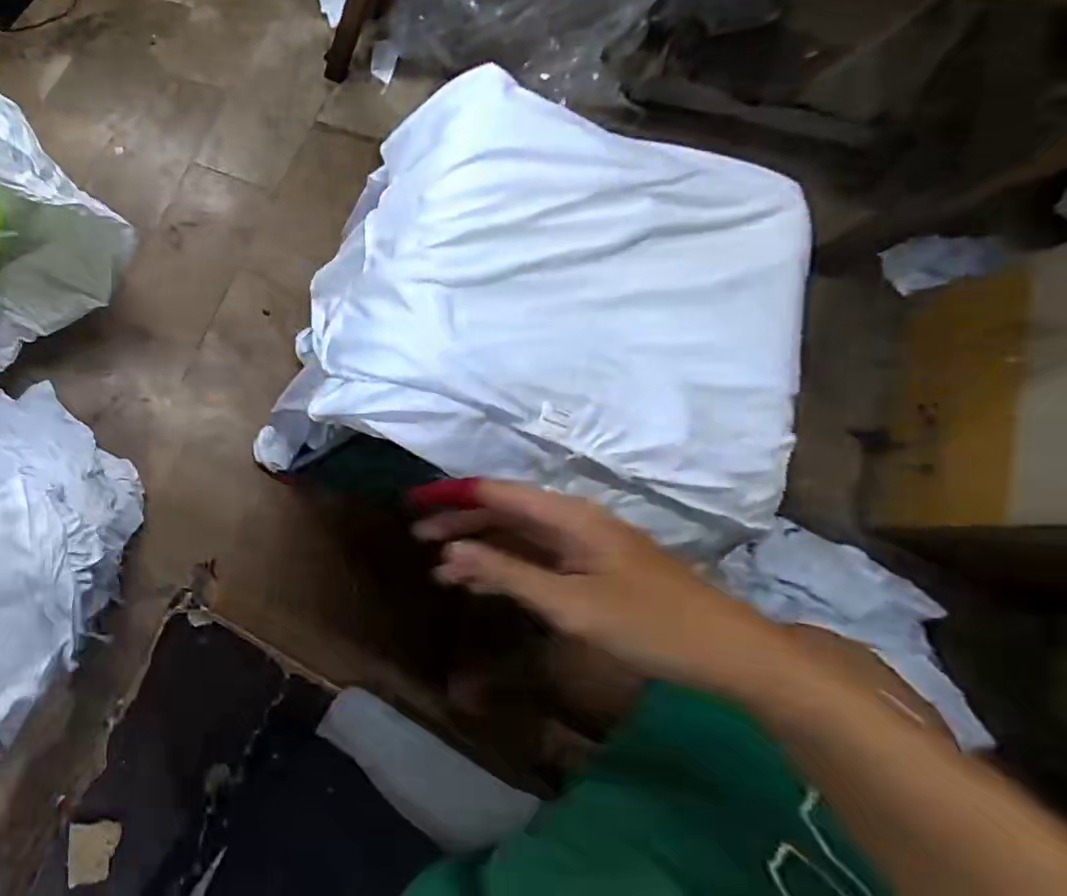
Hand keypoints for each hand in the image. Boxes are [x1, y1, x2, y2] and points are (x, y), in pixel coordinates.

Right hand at [413, 480, 797, 700]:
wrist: (737, 657)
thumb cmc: (650, 625)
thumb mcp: (569, 604)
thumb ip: (505, 573)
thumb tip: (449, 550)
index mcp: (567, 517)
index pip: (494, 492)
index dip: (450, 495)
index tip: (411, 503)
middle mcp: (572, 521)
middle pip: (502, 511)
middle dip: (458, 523)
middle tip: (416, 538)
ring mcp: (584, 544)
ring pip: (516, 535)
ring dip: (477, 549)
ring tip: (439, 571)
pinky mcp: (592, 567)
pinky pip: (534, 557)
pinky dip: (503, 567)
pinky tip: (479, 584)